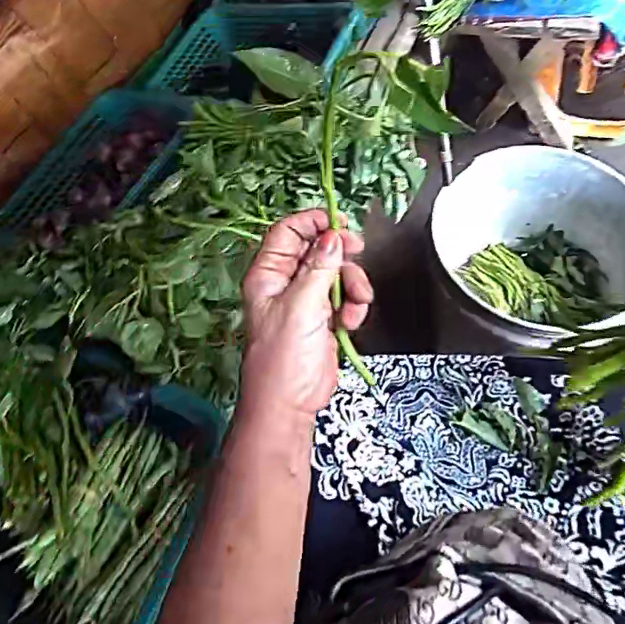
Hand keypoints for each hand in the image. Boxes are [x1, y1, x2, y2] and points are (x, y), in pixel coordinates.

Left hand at [240, 210, 372, 419]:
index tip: (338, 221)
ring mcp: (305, 300)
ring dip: (351, 284)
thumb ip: (319, 269)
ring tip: (354, 304)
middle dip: (339, 252)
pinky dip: (353, 306)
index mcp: (268, 274)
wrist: (290, 402)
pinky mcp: (322, 317)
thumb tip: (332, 237)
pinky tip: (350, 322)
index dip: (312, 222)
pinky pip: (344, 297)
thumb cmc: (282, 358)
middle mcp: (285, 283)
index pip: (287, 232)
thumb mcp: (301, 306)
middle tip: (356, 252)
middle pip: (316, 249)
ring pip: (335, 273)